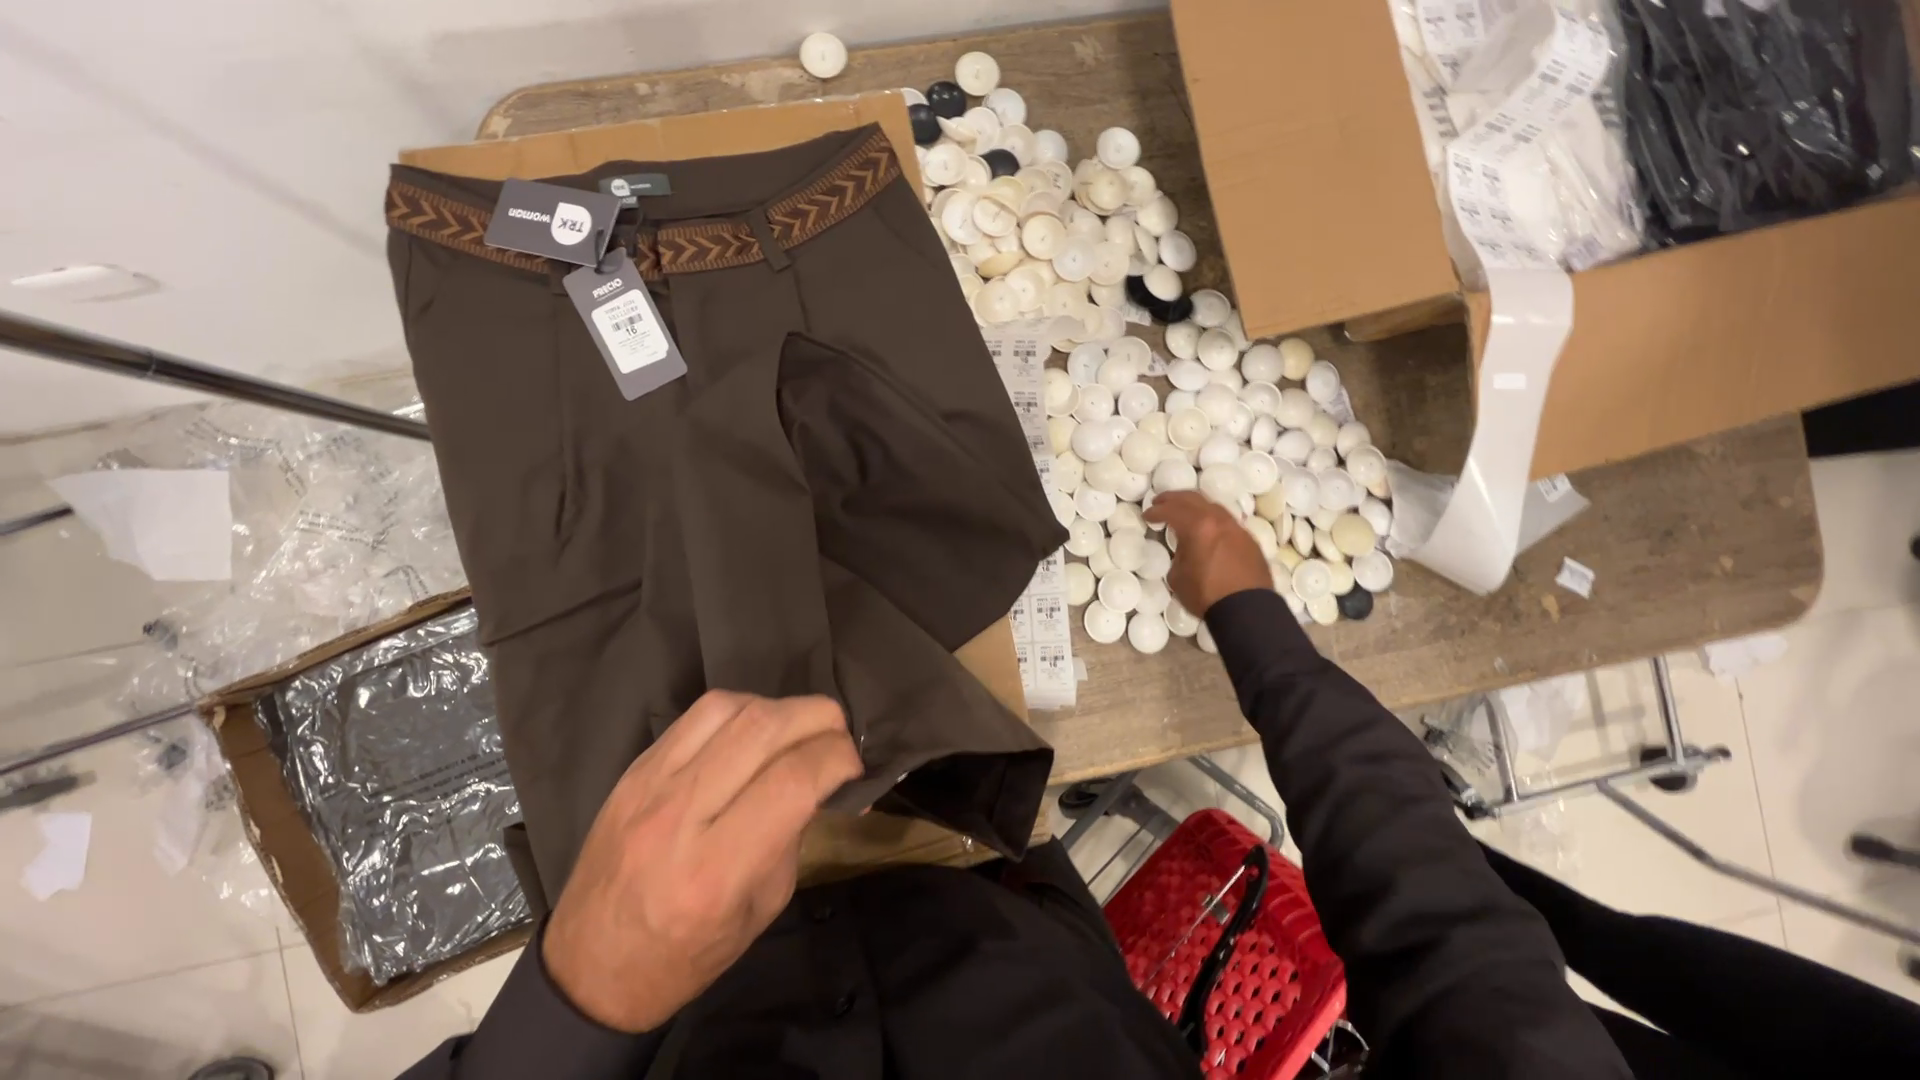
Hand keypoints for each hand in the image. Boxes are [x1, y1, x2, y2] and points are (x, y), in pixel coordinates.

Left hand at [543, 691, 862, 1032]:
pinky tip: (753, 731)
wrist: (590, 967)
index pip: (794, 780)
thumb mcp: (762, 908)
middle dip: (820, 718)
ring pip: (729, 708)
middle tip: (839, 735)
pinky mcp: (634, 770)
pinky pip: (696, 715)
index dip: (840, 757)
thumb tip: (826, 780)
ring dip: (779, 708)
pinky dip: (739, 711)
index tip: (856, 765)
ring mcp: (649, 786)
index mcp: (717, 870)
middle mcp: (680, 817)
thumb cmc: (687, 954)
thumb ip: (793, 835)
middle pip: (765, 728)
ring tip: (797, 731)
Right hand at [1144, 491, 1271, 616]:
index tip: (1147, 515)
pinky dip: (1212, 519)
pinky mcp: (1249, 540)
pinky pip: (1226, 521)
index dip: (1156, 511)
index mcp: (1198, 527)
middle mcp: (1218, 520)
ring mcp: (1237, 528)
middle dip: (1173, 498)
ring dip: (1195, 506)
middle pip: (1193, 499)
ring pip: (1213, 506)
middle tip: (1161, 502)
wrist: (1248, 610)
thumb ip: (1179, 554)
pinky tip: (1207, 529)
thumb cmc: (1206, 595)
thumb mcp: (1178, 577)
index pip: (1171, 510)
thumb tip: (1187, 549)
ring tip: (1184, 512)